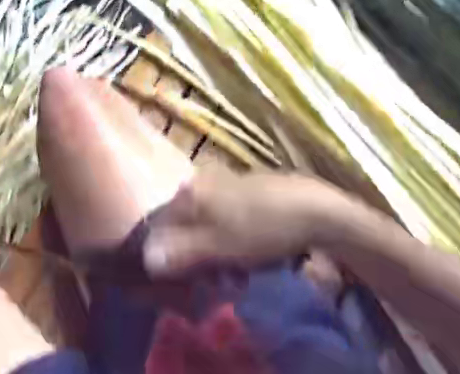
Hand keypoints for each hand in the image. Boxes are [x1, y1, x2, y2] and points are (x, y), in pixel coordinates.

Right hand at [141, 169, 357, 277]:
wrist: (313, 210)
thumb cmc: (262, 228)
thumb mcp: (218, 247)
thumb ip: (180, 252)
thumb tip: (146, 257)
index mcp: (191, 190)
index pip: (161, 224)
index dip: (168, 257)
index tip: (187, 280)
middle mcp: (203, 179)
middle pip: (184, 226)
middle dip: (196, 257)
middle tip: (216, 280)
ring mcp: (225, 182)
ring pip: (206, 226)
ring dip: (215, 254)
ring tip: (236, 275)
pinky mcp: (245, 190)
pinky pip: (225, 221)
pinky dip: (231, 241)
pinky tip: (248, 259)